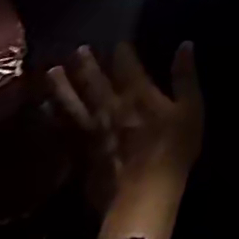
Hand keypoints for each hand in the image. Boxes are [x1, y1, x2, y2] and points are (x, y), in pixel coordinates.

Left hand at [49, 41, 203, 197]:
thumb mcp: (191, 109)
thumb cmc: (174, 150)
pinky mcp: (80, 153)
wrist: (142, 197)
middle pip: (95, 81)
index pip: (128, 66)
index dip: (123, 52)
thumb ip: (185, 77)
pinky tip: (46, 110)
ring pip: (72, 103)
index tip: (119, 41)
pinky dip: (54, 117)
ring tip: (52, 72)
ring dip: (62, 86)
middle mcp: (110, 108)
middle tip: (78, 49)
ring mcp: (91, 132)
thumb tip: (185, 44)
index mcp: (138, 95)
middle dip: (88, 64)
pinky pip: (63, 129)